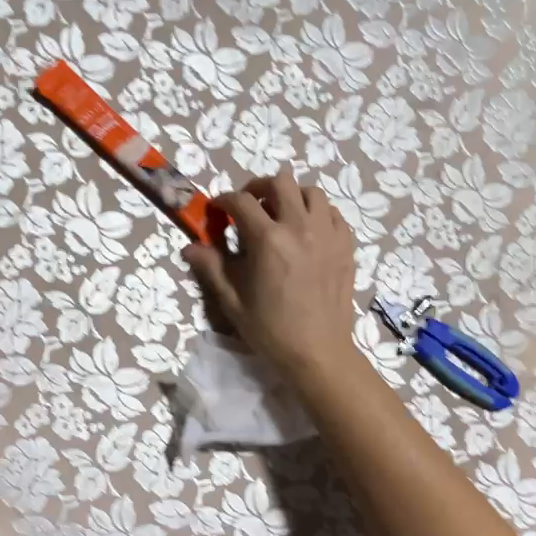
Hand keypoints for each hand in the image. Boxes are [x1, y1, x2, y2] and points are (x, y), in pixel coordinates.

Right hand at [183, 171, 359, 381]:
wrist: (317, 352)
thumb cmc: (270, 330)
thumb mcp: (233, 302)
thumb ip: (212, 268)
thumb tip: (190, 247)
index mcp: (268, 240)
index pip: (241, 202)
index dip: (224, 200)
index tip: (217, 210)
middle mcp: (299, 227)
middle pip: (280, 182)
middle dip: (259, 187)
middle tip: (249, 205)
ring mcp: (327, 234)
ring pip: (311, 192)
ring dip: (292, 196)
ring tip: (281, 214)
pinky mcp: (346, 246)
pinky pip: (333, 213)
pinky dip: (318, 213)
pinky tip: (308, 230)